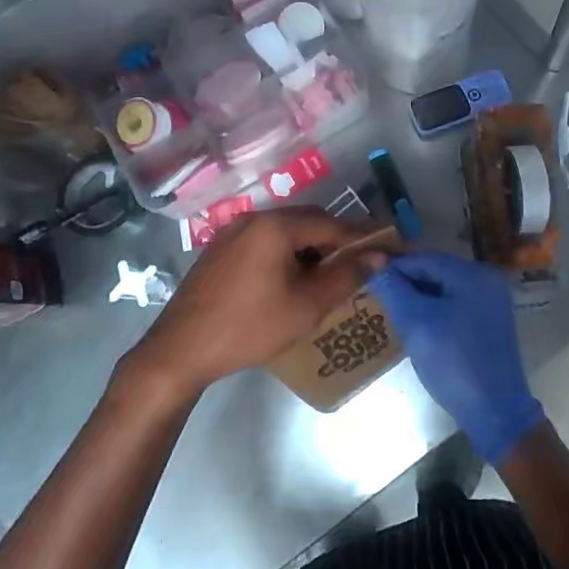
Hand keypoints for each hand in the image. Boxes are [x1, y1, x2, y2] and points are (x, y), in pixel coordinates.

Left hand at [128, 209, 376, 395]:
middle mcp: (252, 219)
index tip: (386, 249)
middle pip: (307, 221)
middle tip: (359, 265)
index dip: (362, 237)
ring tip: (327, 277)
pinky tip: (291, 281)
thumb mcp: (307, 305)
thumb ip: (346, 276)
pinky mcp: (219, 251)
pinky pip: (263, 243)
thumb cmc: (250, 327)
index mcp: (275, 226)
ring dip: (310, 248)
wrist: (181, 349)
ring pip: (284, 232)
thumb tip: (378, 256)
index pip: (331, 223)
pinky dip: (286, 254)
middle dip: (336, 241)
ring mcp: (231, 233)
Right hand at [367, 250, 544, 463]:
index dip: (391, 265)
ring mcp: (492, 302)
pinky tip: (415, 322)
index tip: (363, 275)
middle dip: (404, 280)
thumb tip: (371, 259)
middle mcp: (487, 281)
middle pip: (436, 270)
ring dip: (417, 295)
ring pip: (445, 288)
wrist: (494, 409)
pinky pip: (456, 304)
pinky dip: (433, 309)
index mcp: (472, 274)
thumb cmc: (452, 361)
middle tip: (374, 293)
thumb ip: (392, 288)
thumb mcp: (415, 322)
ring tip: (389, 308)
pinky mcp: (490, 323)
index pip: (422, 258)